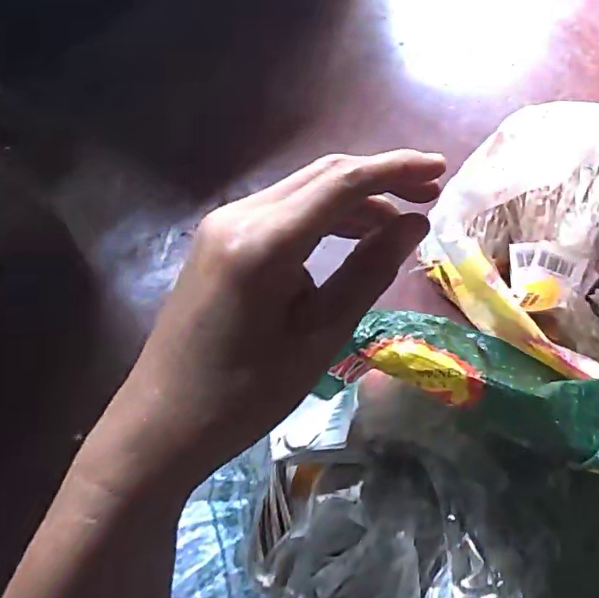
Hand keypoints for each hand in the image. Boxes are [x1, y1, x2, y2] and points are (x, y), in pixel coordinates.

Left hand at [87, 151, 445, 497]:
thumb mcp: (320, 337)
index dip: (396, 169)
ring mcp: (225, 223)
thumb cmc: (245, 395)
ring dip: (355, 198)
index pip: (343, 183)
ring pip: (305, 190)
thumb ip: (369, 271)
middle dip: (381, 177)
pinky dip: (326, 215)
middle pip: (324, 175)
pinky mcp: (221, 238)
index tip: (441, 169)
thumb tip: (415, 224)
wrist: (158, 428)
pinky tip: (353, 236)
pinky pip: (285, 210)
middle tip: (429, 194)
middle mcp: (240, 216)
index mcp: (264, 242)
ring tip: (400, 220)